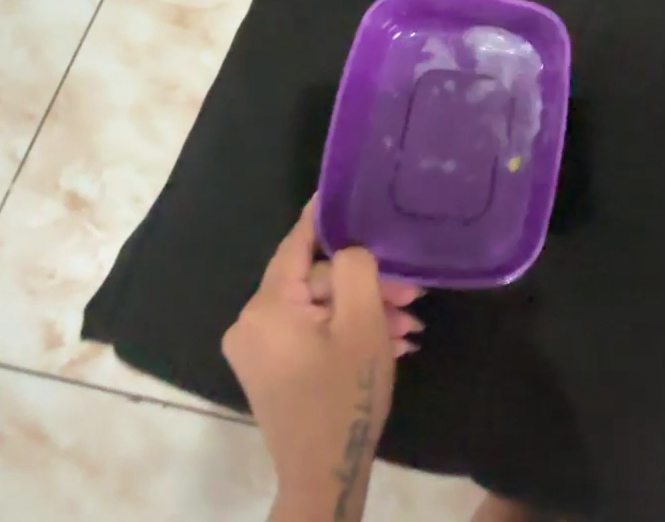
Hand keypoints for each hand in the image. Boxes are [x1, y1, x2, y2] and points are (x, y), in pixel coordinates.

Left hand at [222, 200, 408, 520]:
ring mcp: (260, 350)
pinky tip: (389, 343)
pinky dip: (348, 333)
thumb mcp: (361, 322)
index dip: (323, 216)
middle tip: (413, 296)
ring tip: (409, 327)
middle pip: (318, 283)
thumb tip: (350, 248)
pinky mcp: (273, 370)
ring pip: (321, 310)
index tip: (341, 189)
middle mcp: (251, 323)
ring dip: (366, 313)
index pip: (296, 244)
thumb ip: (354, 268)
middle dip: (368, 287)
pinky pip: (314, 332)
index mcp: (266, 307)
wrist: (324, 476)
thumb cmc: (342, 395)